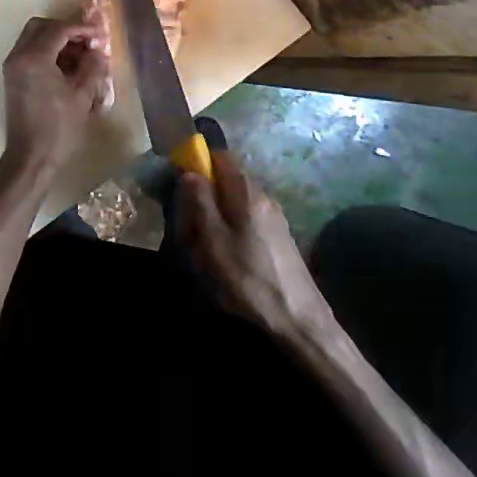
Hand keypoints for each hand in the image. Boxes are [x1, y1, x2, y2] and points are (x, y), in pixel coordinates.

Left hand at [0, 16, 107, 176]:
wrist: (30, 157)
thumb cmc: (59, 128)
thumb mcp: (82, 95)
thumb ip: (92, 66)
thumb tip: (98, 50)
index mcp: (34, 58)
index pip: (59, 29)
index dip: (81, 28)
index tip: (99, 35)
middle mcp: (18, 56)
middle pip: (41, 26)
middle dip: (65, 29)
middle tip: (87, 41)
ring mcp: (12, 67)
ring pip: (33, 38)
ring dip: (56, 40)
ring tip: (80, 55)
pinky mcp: (12, 77)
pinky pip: (29, 52)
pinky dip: (47, 51)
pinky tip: (66, 66)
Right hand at [180, 152, 333, 342]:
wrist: (298, 319)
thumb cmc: (248, 278)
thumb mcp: (213, 241)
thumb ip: (200, 202)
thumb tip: (189, 171)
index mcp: (247, 191)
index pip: (220, 156)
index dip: (197, 162)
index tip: (178, 181)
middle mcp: (263, 196)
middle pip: (227, 179)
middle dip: (203, 193)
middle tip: (185, 222)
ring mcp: (274, 216)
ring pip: (235, 202)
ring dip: (215, 214)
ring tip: (201, 245)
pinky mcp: (278, 237)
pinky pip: (245, 219)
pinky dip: (229, 228)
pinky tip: (224, 256)